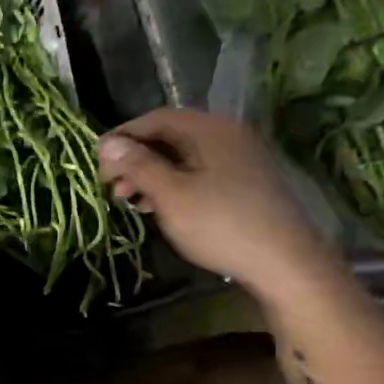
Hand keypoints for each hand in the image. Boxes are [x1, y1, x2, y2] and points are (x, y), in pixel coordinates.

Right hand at [97, 109, 338, 295]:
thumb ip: (138, 166)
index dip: (122, 137)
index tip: (97, 162)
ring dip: (151, 173)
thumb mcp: (172, 196)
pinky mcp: (245, 181)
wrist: (286, 264)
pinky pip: (199, 171)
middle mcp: (228, 134)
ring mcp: (240, 157)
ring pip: (183, 156)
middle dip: (135, 158)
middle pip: (169, 136)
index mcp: (211, 129)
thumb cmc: (222, 225)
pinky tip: (158, 206)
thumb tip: (107, 144)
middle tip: (110, 186)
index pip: (155, 119)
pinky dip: (173, 183)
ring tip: (129, 200)